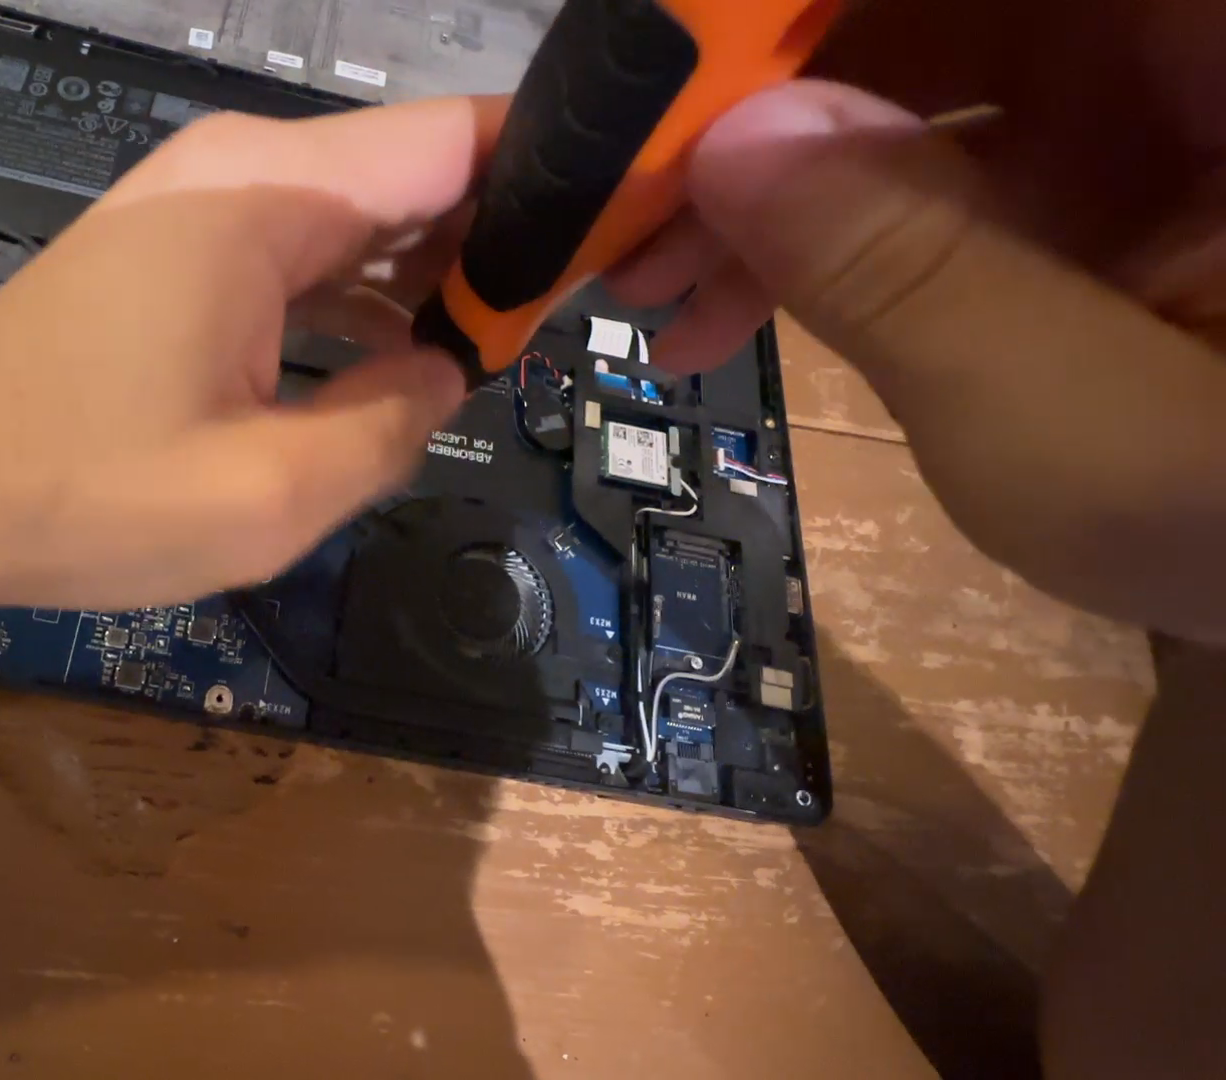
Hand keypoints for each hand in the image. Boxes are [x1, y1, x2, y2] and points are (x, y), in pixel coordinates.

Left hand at [0, 99, 510, 612]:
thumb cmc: (85, 500)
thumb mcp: (270, 493)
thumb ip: (391, 422)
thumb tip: (444, 369)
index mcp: (266, 198)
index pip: (457, 140)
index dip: (546, 190)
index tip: (601, 260)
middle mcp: (230, 173)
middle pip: (407, 175)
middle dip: (484, 247)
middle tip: (535, 337)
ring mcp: (188, 211)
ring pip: (348, 219)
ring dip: (415, 279)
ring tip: (471, 357)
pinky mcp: (162, 259)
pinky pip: (288, 257)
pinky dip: (344, 299)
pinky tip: (372, 361)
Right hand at [602, 1, 1225, 643]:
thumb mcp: (1077, 429)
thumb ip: (907, 277)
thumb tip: (726, 151)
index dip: (805, 9)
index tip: (669, 88)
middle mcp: (1218, 37)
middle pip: (941, 9)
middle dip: (764, 111)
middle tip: (633, 224)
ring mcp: (1172, 92)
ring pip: (918, 80)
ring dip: (764, 189)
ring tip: (656, 295)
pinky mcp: (1111, 160)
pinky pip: (932, 156)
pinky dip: (819, 233)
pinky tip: (726, 315)